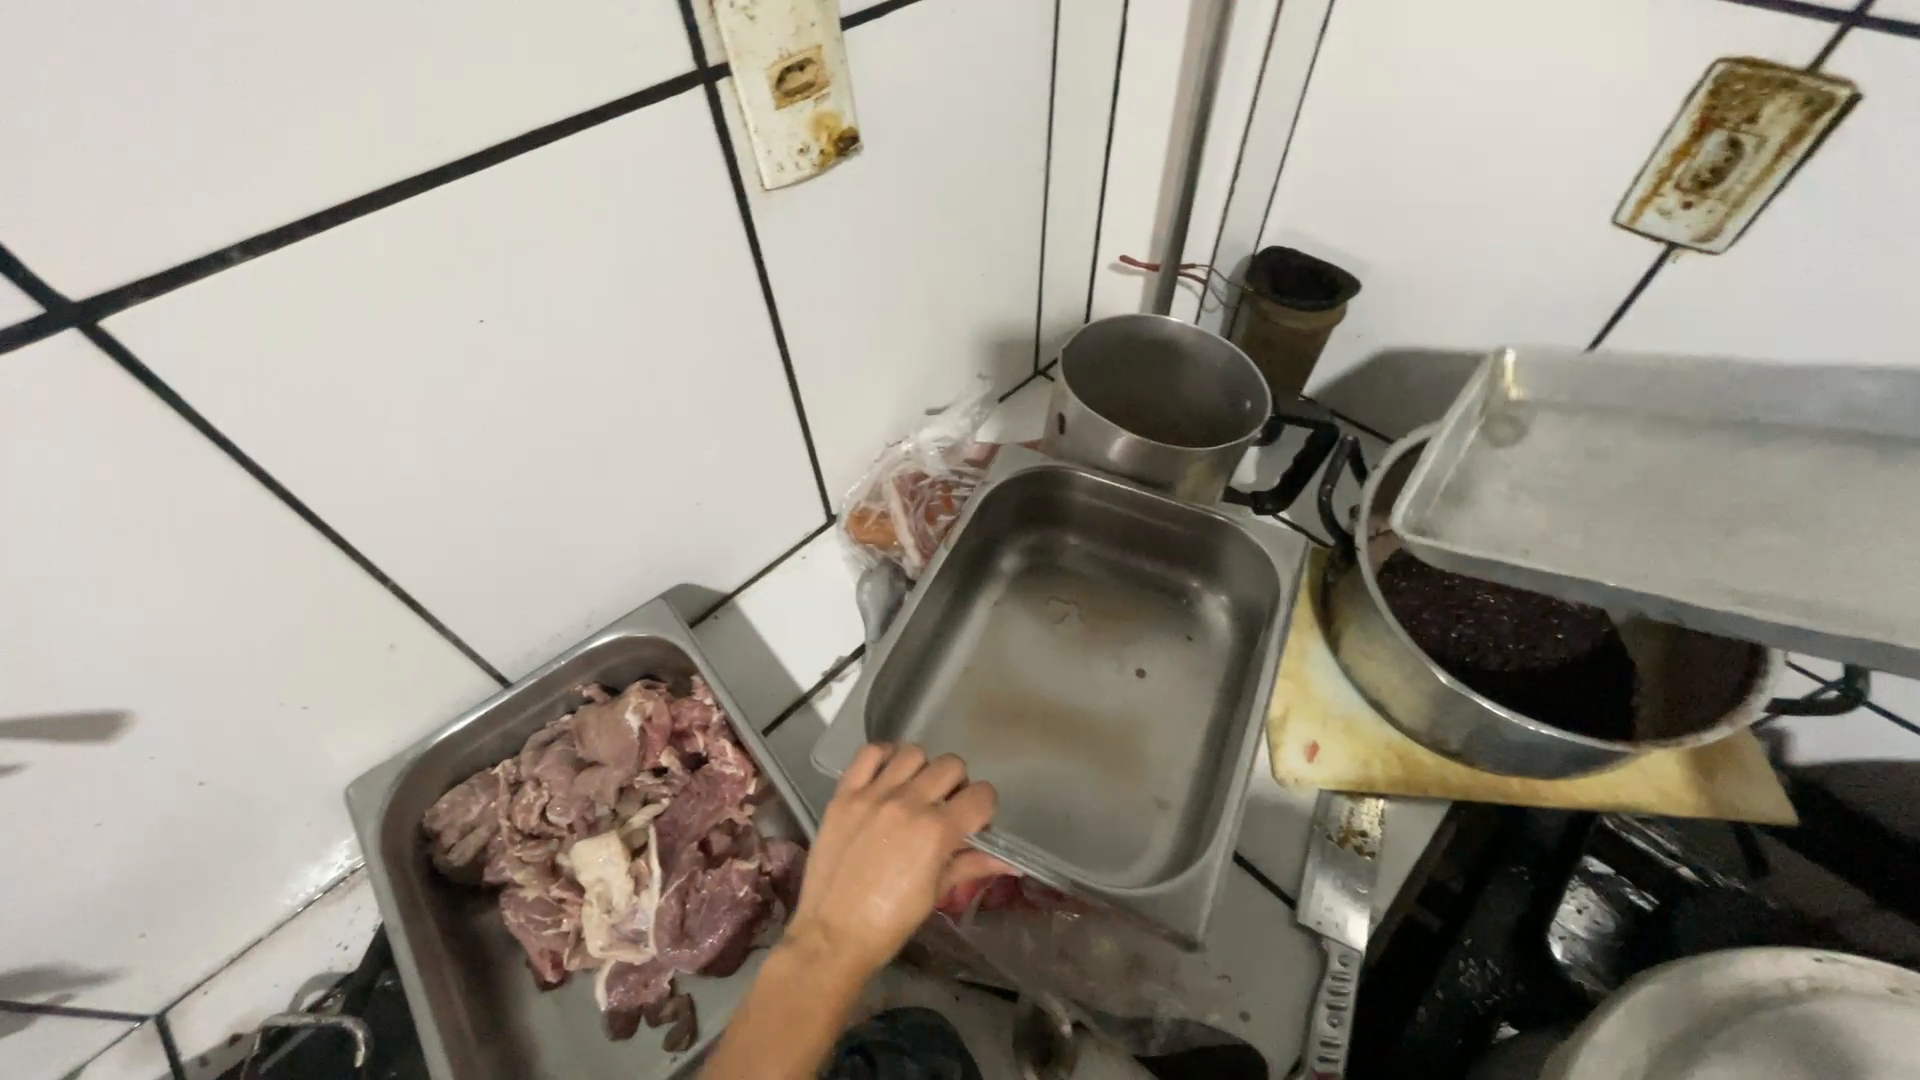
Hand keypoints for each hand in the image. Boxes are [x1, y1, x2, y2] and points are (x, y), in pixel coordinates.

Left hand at [785, 743, 1006, 979]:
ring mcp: (873, 794)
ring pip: (914, 753)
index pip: (982, 795)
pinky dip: (884, 757)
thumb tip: (1010, 862)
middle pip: (952, 766)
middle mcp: (908, 803)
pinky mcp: (844, 794)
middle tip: (944, 809)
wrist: (832, 935)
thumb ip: (971, 865)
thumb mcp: (935, 894)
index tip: (974, 824)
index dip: (984, 808)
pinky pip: (869, 753)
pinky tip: (887, 776)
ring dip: (923, 770)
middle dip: (957, 786)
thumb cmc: (889, 923)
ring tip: (914, 792)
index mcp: (937, 831)